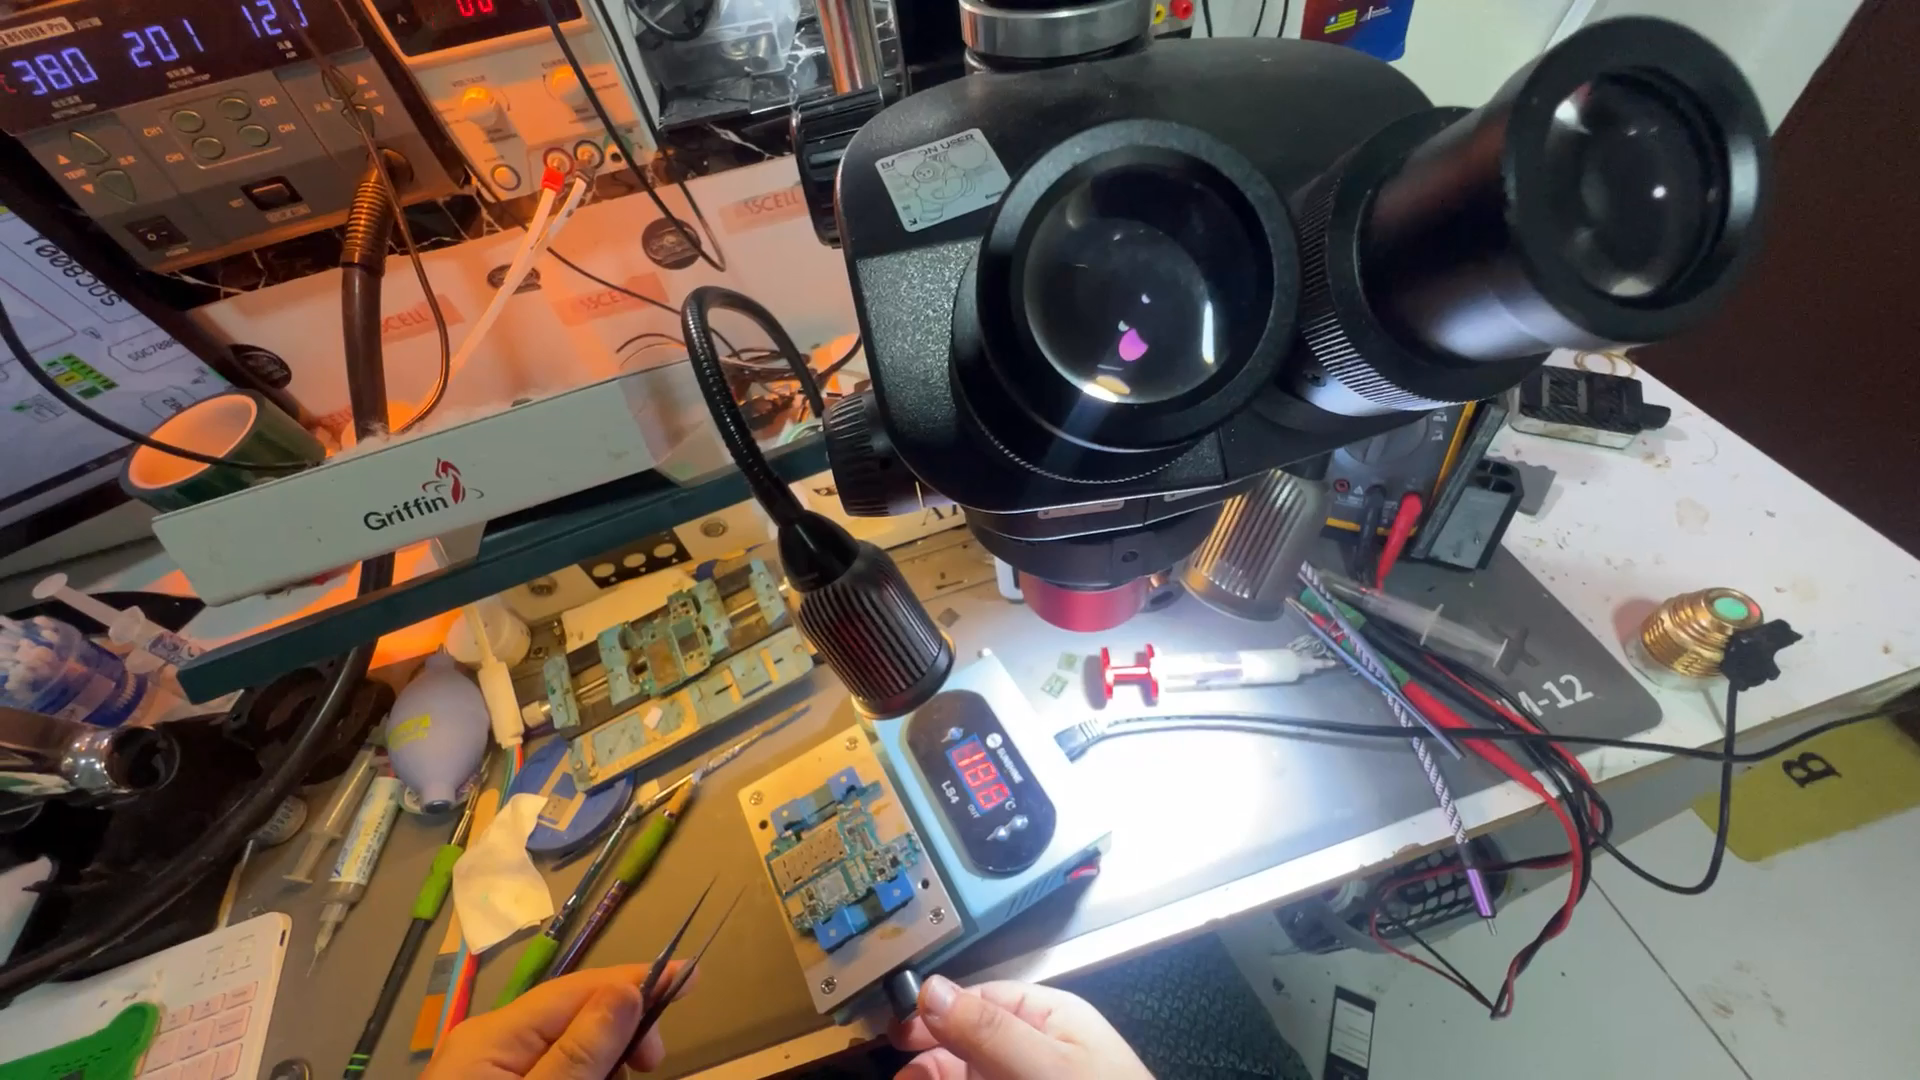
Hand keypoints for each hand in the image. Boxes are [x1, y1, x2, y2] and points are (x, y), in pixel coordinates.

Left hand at [423, 962, 694, 1078]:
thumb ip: (579, 1054)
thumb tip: (627, 990)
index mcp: (491, 1037)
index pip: (580, 987)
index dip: (636, 979)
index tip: (689, 977)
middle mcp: (487, 1044)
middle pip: (574, 1013)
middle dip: (621, 1028)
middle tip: (655, 1064)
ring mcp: (486, 1072)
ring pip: (567, 1044)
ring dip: (605, 1059)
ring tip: (628, 1078)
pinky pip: (551, 1070)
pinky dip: (583, 1076)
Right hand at [889, 975, 1151, 1079]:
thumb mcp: (1047, 1065)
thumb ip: (989, 1028)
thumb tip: (930, 988)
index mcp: (1048, 1017)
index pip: (982, 998)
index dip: (938, 1009)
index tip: (897, 1028)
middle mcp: (1034, 1049)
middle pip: (968, 1042)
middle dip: (929, 1054)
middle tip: (897, 1071)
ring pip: (967, 1075)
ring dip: (934, 1077)